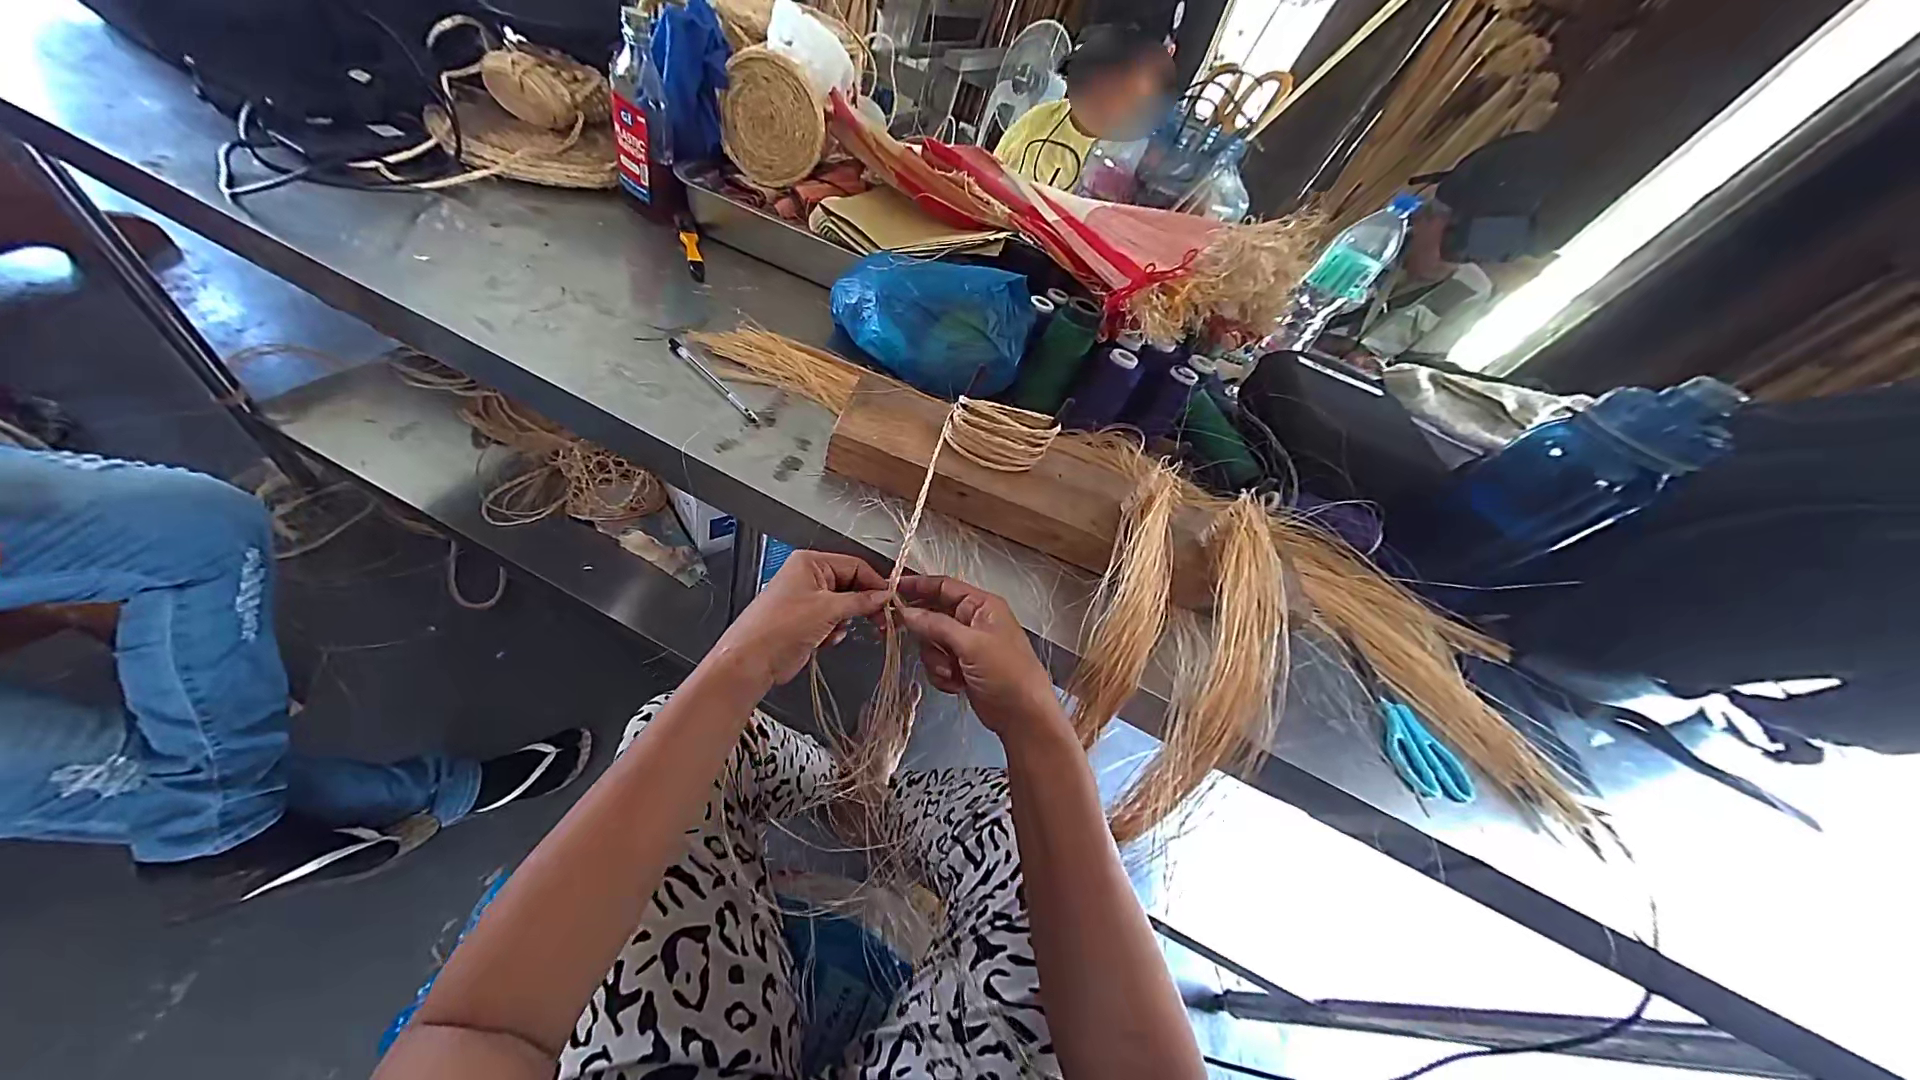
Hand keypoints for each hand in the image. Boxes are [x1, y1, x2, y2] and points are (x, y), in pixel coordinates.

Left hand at [713, 551, 888, 687]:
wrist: (752, 660)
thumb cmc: (778, 627)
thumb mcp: (828, 609)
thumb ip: (861, 601)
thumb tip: (884, 596)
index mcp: (810, 563)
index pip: (855, 565)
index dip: (875, 583)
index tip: (891, 599)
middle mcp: (809, 577)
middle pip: (852, 585)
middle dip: (863, 604)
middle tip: (880, 619)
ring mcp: (808, 600)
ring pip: (845, 606)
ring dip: (846, 621)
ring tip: (836, 631)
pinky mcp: (807, 621)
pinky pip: (834, 621)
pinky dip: (835, 631)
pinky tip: (825, 639)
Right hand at [893, 575, 1067, 746]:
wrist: (1022, 716)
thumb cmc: (1006, 672)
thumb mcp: (971, 645)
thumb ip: (936, 625)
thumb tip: (906, 612)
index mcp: (982, 606)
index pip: (944, 586)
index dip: (918, 586)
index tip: (891, 590)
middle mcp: (973, 621)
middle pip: (933, 615)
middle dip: (926, 633)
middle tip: (914, 640)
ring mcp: (966, 645)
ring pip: (931, 642)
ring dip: (936, 660)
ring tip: (951, 673)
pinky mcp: (961, 667)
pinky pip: (937, 662)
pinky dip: (941, 674)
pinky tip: (956, 684)